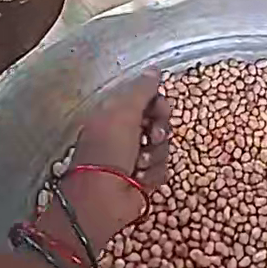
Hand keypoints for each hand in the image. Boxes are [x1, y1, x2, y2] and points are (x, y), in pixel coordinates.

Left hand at [63, 72, 171, 245]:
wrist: (101, 198)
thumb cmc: (107, 150)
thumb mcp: (123, 112)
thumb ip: (142, 90)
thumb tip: (155, 69)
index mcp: (115, 113)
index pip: (147, 99)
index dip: (157, 103)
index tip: (159, 108)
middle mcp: (126, 133)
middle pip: (159, 121)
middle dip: (160, 128)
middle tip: (152, 136)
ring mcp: (135, 156)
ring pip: (164, 146)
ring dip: (155, 153)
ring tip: (140, 162)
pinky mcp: (144, 178)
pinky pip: (162, 168)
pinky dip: (153, 173)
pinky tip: (140, 177)